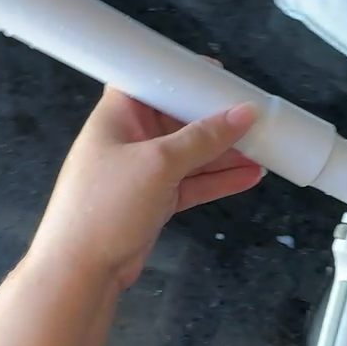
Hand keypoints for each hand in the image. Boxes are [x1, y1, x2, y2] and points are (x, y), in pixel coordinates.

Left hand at [31, 88, 262, 289]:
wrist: (81, 269)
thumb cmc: (107, 206)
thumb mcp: (158, 164)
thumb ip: (204, 138)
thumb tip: (244, 113)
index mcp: (119, 115)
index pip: (153, 81)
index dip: (185, 76)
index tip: (221, 77)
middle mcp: (131, 139)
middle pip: (179, 119)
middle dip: (216, 119)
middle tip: (256, 117)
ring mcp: (144, 172)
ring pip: (192, 155)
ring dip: (225, 153)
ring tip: (265, 149)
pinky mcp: (156, 201)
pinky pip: (193, 183)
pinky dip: (218, 180)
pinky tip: (248, 176)